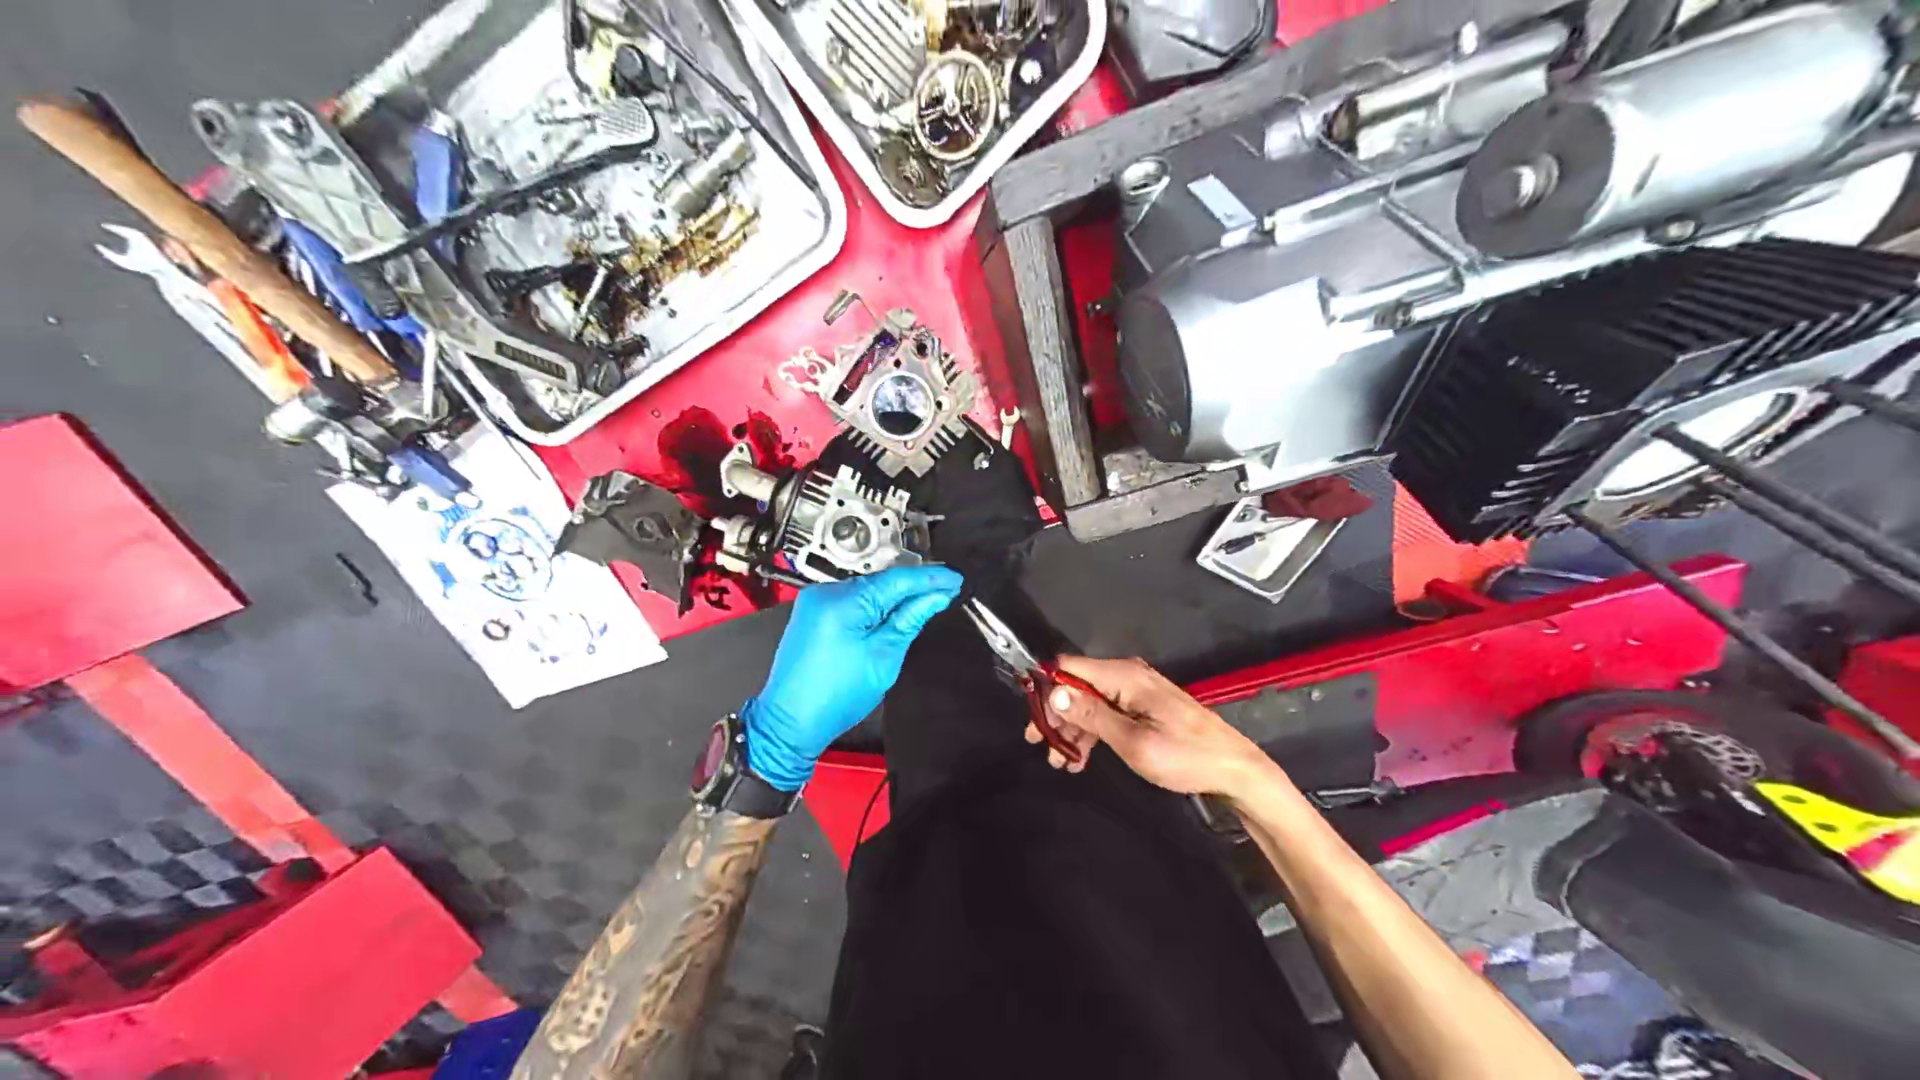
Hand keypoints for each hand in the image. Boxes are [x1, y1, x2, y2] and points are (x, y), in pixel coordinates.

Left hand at [744, 565, 963, 790]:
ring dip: (896, 595)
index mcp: (843, 601)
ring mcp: (816, 601)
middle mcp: (825, 593)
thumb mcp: (884, 657)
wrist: (790, 721)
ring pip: (868, 588)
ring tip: (926, 601)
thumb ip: (910, 620)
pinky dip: (875, 604)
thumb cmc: (833, 696)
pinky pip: (852, 599)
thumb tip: (935, 597)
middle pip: (882, 580)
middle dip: (915, 586)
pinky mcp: (813, 612)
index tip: (954, 579)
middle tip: (947, 590)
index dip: (930, 578)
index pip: (897, 579)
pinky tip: (894, 611)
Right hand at [1031, 656, 1270, 797]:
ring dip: (1072, 729)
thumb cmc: (1184, 756)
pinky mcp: (1142, 706)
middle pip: (1076, 685)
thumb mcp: (1132, 741)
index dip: (1047, 691)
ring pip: (1089, 701)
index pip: (1069, 667)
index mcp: (1124, 676)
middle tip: (1041, 746)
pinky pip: (1106, 711)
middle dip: (1056, 715)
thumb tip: (1053, 691)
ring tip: (1061, 761)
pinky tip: (1081, 758)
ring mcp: (1136, 690)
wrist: (1234, 771)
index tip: (1037, 722)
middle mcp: (1127, 675)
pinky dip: (1091, 732)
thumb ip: (1091, 715)